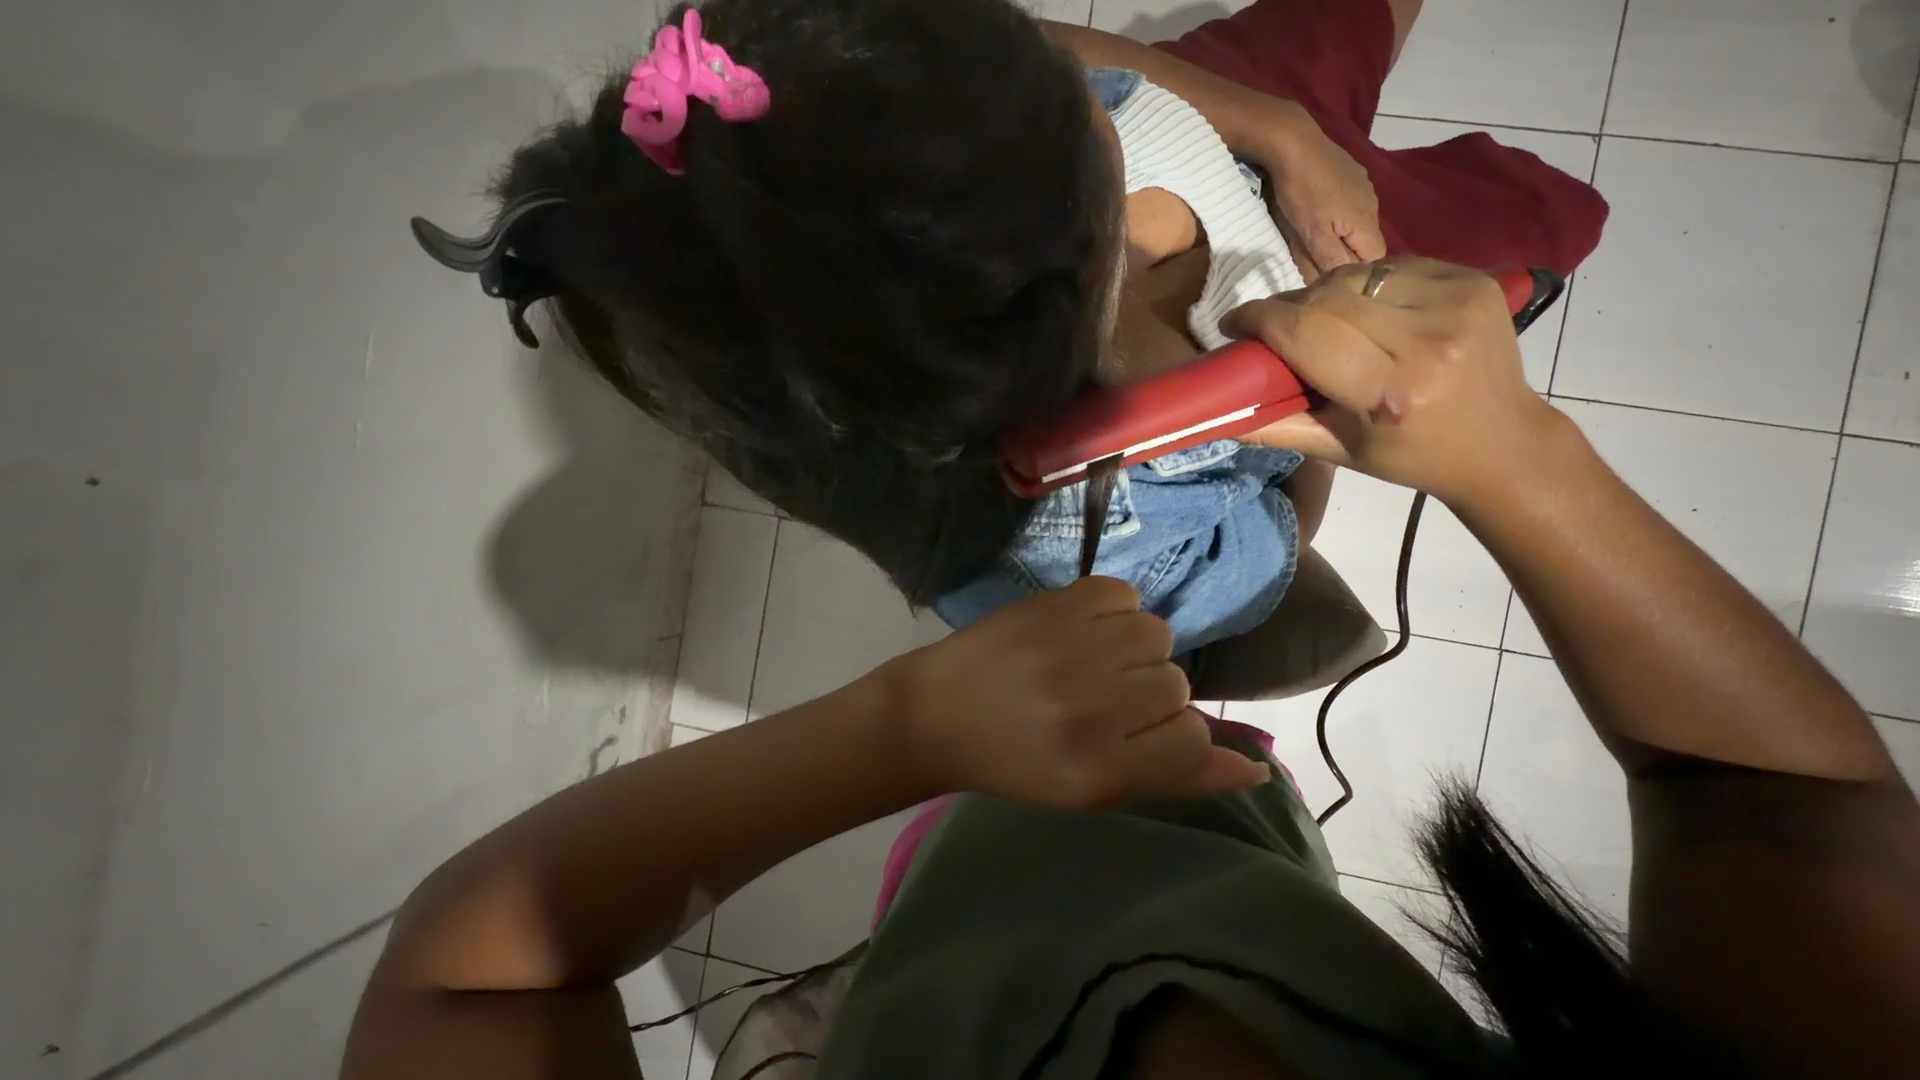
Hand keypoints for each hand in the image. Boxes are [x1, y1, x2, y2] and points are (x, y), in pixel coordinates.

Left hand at [875, 577, 1269, 808]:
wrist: (937, 713)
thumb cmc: (1015, 762)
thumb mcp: (1092, 791)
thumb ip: (1173, 779)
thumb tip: (1253, 766)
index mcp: (1099, 770)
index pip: (1191, 738)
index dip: (1174, 732)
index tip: (1137, 732)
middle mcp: (1091, 709)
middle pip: (1175, 684)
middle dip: (1147, 692)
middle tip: (1099, 698)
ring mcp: (1071, 650)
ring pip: (1157, 635)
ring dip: (1134, 648)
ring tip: (1093, 660)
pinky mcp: (1053, 605)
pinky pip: (1124, 594)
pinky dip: (1113, 610)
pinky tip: (1081, 629)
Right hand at [1225, 258, 1568, 506]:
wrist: (1502, 442)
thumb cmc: (1411, 456)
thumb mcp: (1337, 452)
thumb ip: (1274, 426)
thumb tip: (1216, 407)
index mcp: (1390, 392)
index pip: (1306, 333)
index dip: (1260, 319)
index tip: (1233, 324)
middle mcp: (1427, 339)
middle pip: (1327, 296)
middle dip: (1288, 307)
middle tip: (1272, 326)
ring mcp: (1456, 302)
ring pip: (1356, 275)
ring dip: (1324, 293)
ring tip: (1319, 319)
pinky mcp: (1472, 280)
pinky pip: (1392, 265)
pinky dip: (1364, 283)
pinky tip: (1365, 308)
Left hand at [1256, 114, 1385, 279]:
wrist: (1294, 143)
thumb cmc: (1302, 194)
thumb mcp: (1312, 236)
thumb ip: (1330, 262)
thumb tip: (1342, 285)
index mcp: (1368, 223)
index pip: (1375, 260)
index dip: (1356, 274)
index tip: (1333, 281)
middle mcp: (1373, 205)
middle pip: (1365, 244)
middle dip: (1344, 256)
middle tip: (1316, 261)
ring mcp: (1363, 187)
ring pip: (1355, 225)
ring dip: (1338, 237)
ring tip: (1313, 238)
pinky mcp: (1350, 176)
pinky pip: (1347, 207)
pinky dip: (1334, 218)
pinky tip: (1315, 214)